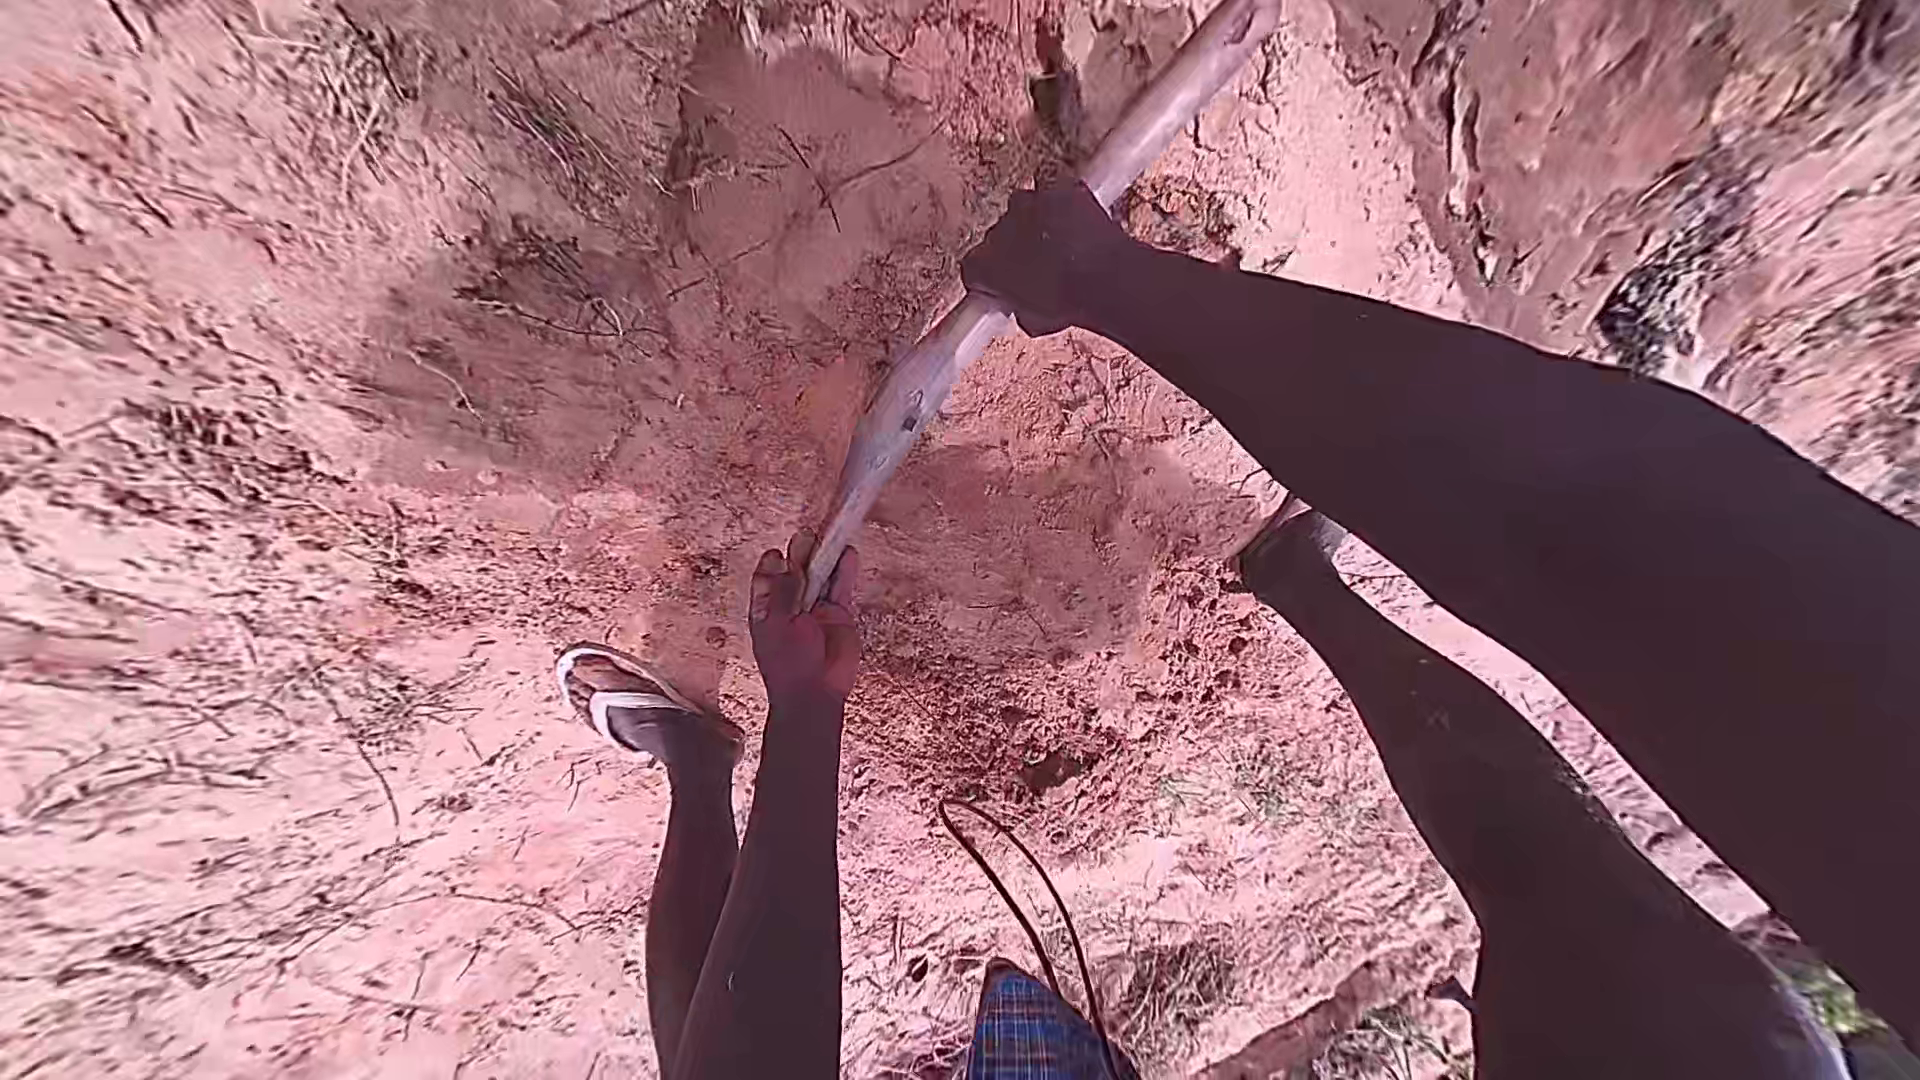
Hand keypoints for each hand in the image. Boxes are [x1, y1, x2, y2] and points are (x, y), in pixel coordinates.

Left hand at [748, 529, 861, 704]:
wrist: (815, 692)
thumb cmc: (788, 664)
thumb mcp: (776, 624)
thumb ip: (782, 591)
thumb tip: (783, 562)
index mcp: (768, 609)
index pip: (769, 578)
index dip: (774, 563)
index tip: (779, 552)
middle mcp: (792, 605)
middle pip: (798, 571)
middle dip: (802, 554)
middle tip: (807, 537)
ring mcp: (817, 609)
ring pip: (822, 576)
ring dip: (825, 557)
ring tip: (830, 536)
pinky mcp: (839, 614)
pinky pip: (842, 587)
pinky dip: (846, 570)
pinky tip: (848, 554)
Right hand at [960, 180, 1132, 335]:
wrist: (1103, 279)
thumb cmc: (1065, 304)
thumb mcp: (1031, 321)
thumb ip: (1016, 306)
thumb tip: (1021, 304)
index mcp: (983, 265)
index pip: (973, 269)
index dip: (987, 279)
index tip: (999, 286)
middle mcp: (997, 230)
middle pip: (997, 238)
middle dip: (1011, 251)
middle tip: (1034, 271)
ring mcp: (1026, 204)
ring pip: (1022, 211)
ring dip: (1033, 224)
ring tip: (1057, 247)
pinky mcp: (1055, 187)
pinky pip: (1052, 191)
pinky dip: (1059, 205)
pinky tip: (1073, 226)